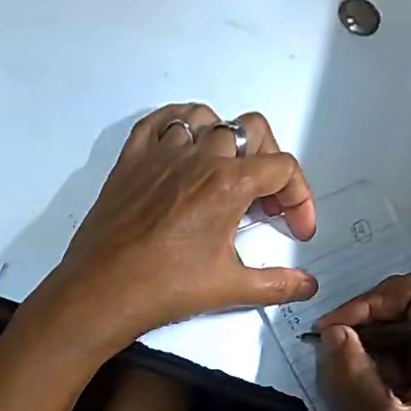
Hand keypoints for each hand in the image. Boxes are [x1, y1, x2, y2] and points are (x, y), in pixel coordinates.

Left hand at [28, 103, 319, 356]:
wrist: (103, 291)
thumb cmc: (164, 287)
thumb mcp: (228, 288)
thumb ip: (276, 284)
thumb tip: (307, 286)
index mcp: (227, 184)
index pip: (282, 168)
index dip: (299, 196)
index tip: (296, 228)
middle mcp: (197, 158)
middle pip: (250, 131)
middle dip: (267, 161)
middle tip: (262, 201)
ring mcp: (161, 154)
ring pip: (205, 119)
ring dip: (224, 138)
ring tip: (224, 174)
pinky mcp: (130, 161)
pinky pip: (157, 122)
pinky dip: (177, 125)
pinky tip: (182, 148)